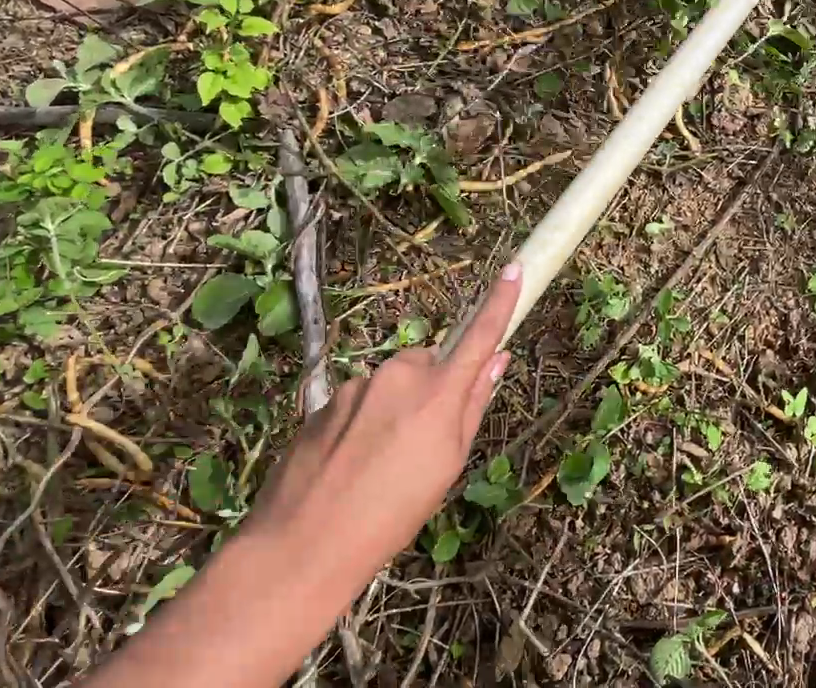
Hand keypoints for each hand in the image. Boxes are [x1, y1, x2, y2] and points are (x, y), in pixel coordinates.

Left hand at [245, 261, 521, 583]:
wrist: (300, 547)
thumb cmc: (394, 513)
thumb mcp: (450, 462)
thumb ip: (474, 405)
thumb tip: (497, 361)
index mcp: (438, 392)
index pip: (480, 336)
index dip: (500, 301)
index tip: (514, 267)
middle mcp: (397, 376)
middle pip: (428, 363)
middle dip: (434, 385)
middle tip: (427, 439)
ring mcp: (355, 387)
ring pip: (391, 385)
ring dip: (396, 408)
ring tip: (382, 464)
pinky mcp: (323, 404)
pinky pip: (358, 403)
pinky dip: (364, 424)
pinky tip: (351, 467)